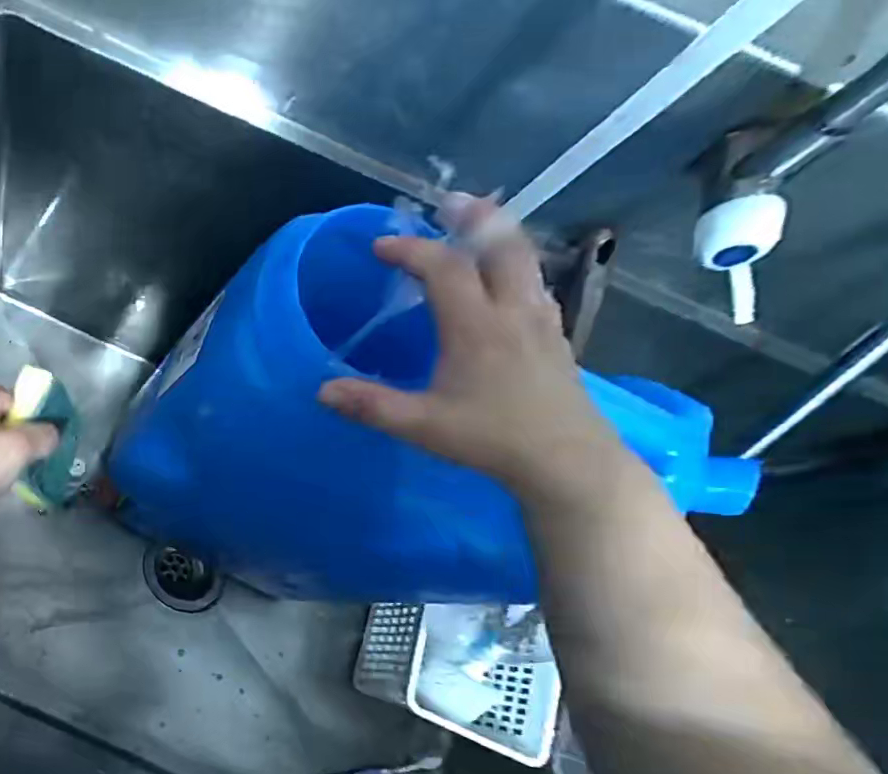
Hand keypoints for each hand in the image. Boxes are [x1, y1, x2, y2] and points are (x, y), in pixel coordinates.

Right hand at [317, 197, 630, 500]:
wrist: (565, 458)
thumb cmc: (490, 438)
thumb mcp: (420, 425)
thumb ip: (370, 405)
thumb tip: (322, 390)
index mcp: (476, 327)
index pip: (444, 270)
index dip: (412, 251)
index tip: (381, 246)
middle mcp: (512, 311)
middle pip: (500, 245)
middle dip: (473, 219)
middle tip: (448, 202)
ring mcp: (541, 321)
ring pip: (524, 260)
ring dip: (498, 236)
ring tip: (478, 226)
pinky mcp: (554, 336)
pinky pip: (533, 283)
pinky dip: (514, 265)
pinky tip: (504, 281)